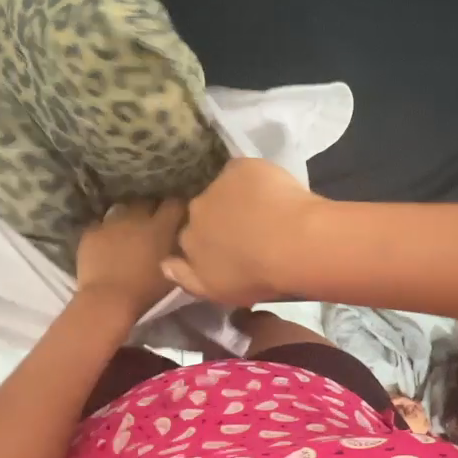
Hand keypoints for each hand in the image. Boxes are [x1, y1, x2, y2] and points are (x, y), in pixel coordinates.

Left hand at [75, 199, 187, 319]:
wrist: (108, 299)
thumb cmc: (147, 291)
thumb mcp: (174, 272)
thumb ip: (179, 252)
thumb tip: (181, 243)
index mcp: (161, 227)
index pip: (175, 204)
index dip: (177, 210)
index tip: (178, 218)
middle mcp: (137, 217)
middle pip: (146, 204)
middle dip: (150, 212)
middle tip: (152, 228)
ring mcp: (111, 223)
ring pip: (121, 210)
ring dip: (126, 218)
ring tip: (126, 233)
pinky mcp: (91, 232)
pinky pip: (100, 225)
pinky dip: (105, 233)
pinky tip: (105, 245)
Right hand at [161, 159, 326, 305]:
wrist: (293, 243)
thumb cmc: (257, 276)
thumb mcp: (215, 291)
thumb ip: (184, 277)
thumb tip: (164, 263)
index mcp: (188, 240)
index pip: (190, 238)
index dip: (209, 242)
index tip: (229, 249)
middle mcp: (195, 209)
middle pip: (204, 210)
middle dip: (220, 218)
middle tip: (249, 230)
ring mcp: (217, 185)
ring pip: (223, 189)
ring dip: (237, 197)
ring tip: (265, 210)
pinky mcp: (240, 167)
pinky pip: (242, 171)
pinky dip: (254, 179)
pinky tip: (272, 191)